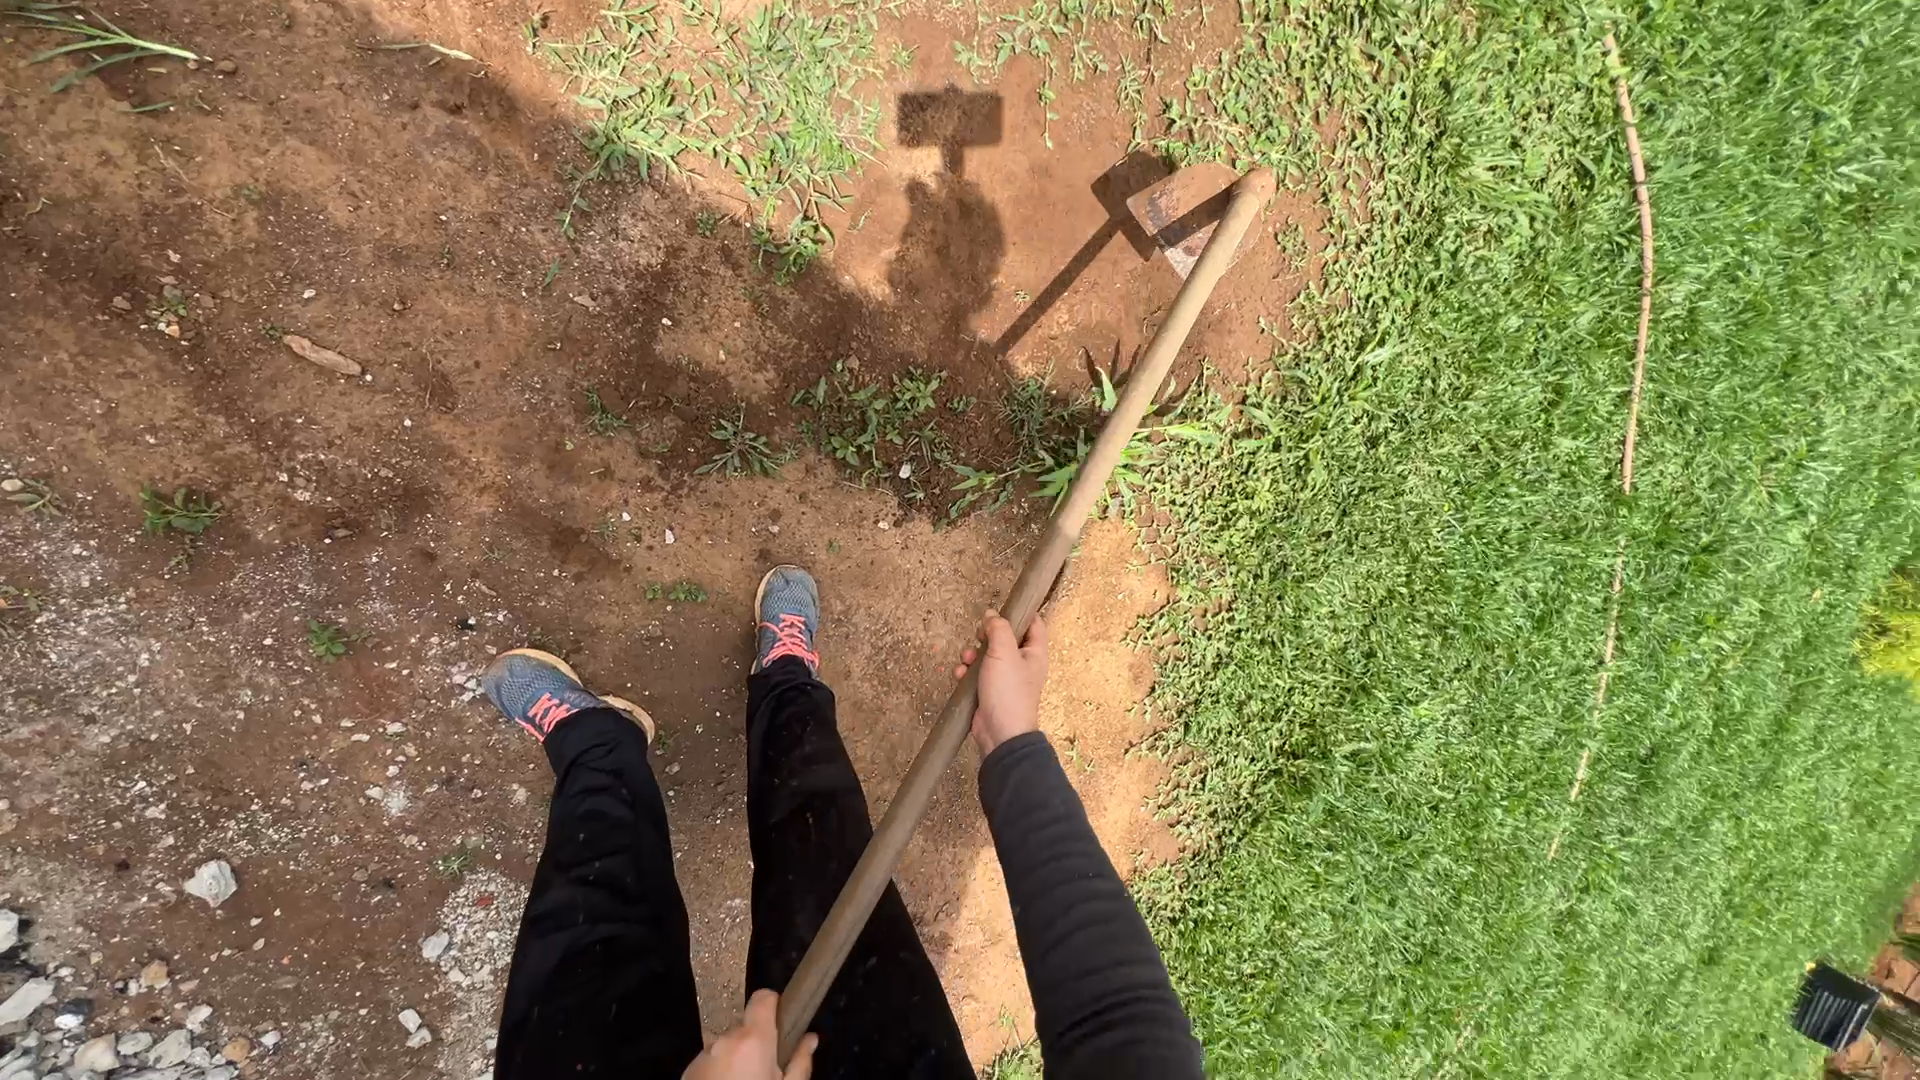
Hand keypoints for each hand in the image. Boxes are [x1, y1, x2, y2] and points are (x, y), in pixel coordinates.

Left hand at [682, 990, 816, 1079]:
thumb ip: (800, 1063)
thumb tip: (811, 1038)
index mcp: (753, 1039)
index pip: (763, 997)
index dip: (774, 1007)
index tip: (781, 1028)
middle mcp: (725, 1040)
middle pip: (746, 1027)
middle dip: (756, 1044)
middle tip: (764, 1072)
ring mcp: (703, 1056)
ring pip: (727, 1047)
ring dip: (736, 1060)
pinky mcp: (687, 1073)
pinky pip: (710, 1063)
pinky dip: (719, 1073)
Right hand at [953, 609, 1048, 756]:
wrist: (1000, 733)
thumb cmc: (1008, 691)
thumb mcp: (1004, 652)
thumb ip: (998, 628)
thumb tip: (991, 615)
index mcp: (1035, 653)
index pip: (1034, 624)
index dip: (1021, 613)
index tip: (1002, 608)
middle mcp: (1022, 664)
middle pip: (1005, 638)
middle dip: (988, 635)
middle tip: (980, 634)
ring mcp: (1005, 679)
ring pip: (987, 655)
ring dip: (973, 654)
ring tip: (967, 659)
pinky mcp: (989, 691)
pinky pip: (976, 674)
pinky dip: (967, 672)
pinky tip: (960, 675)